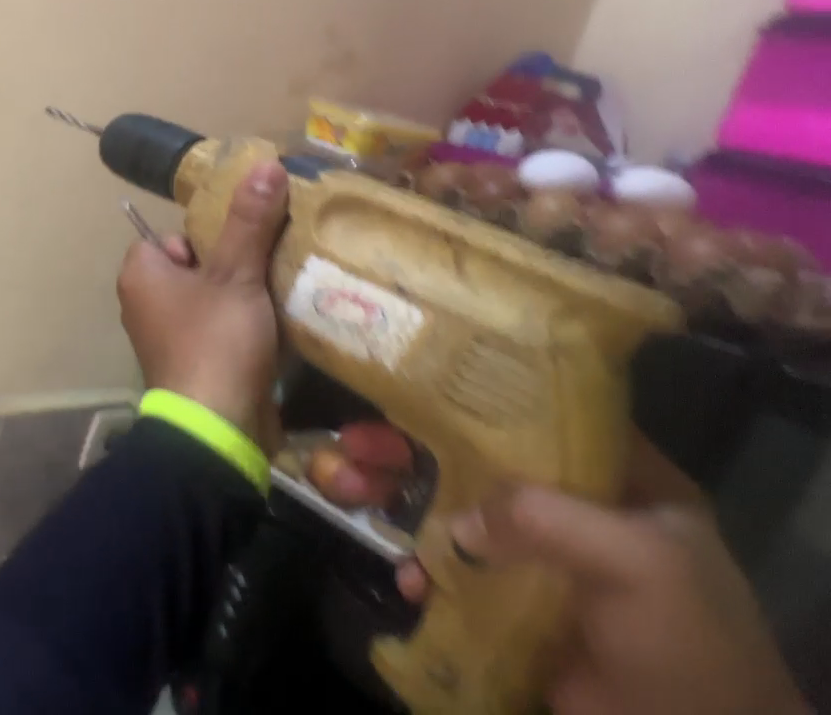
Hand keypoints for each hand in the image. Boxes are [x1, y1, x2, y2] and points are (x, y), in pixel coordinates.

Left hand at [115, 161, 287, 444]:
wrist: (216, 425)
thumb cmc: (215, 339)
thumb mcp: (236, 274)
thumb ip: (250, 222)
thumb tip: (264, 163)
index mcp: (139, 274)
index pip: (169, 236)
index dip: (206, 240)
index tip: (238, 254)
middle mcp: (140, 301)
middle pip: (192, 266)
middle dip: (229, 269)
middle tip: (262, 275)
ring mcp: (162, 335)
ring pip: (206, 298)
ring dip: (239, 298)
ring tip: (272, 300)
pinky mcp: (186, 362)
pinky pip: (213, 329)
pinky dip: (238, 327)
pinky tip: (270, 332)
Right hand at [364, 430, 806, 714]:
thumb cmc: (686, 644)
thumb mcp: (639, 562)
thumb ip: (543, 516)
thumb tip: (456, 523)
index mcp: (623, 484)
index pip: (543, 418)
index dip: (479, 398)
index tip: (414, 387)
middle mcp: (575, 509)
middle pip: (475, 459)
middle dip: (408, 449)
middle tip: (355, 443)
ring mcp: (538, 557)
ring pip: (451, 508)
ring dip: (396, 500)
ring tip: (346, 492)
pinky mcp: (509, 601)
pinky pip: (449, 568)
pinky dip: (419, 567)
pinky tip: (407, 579)